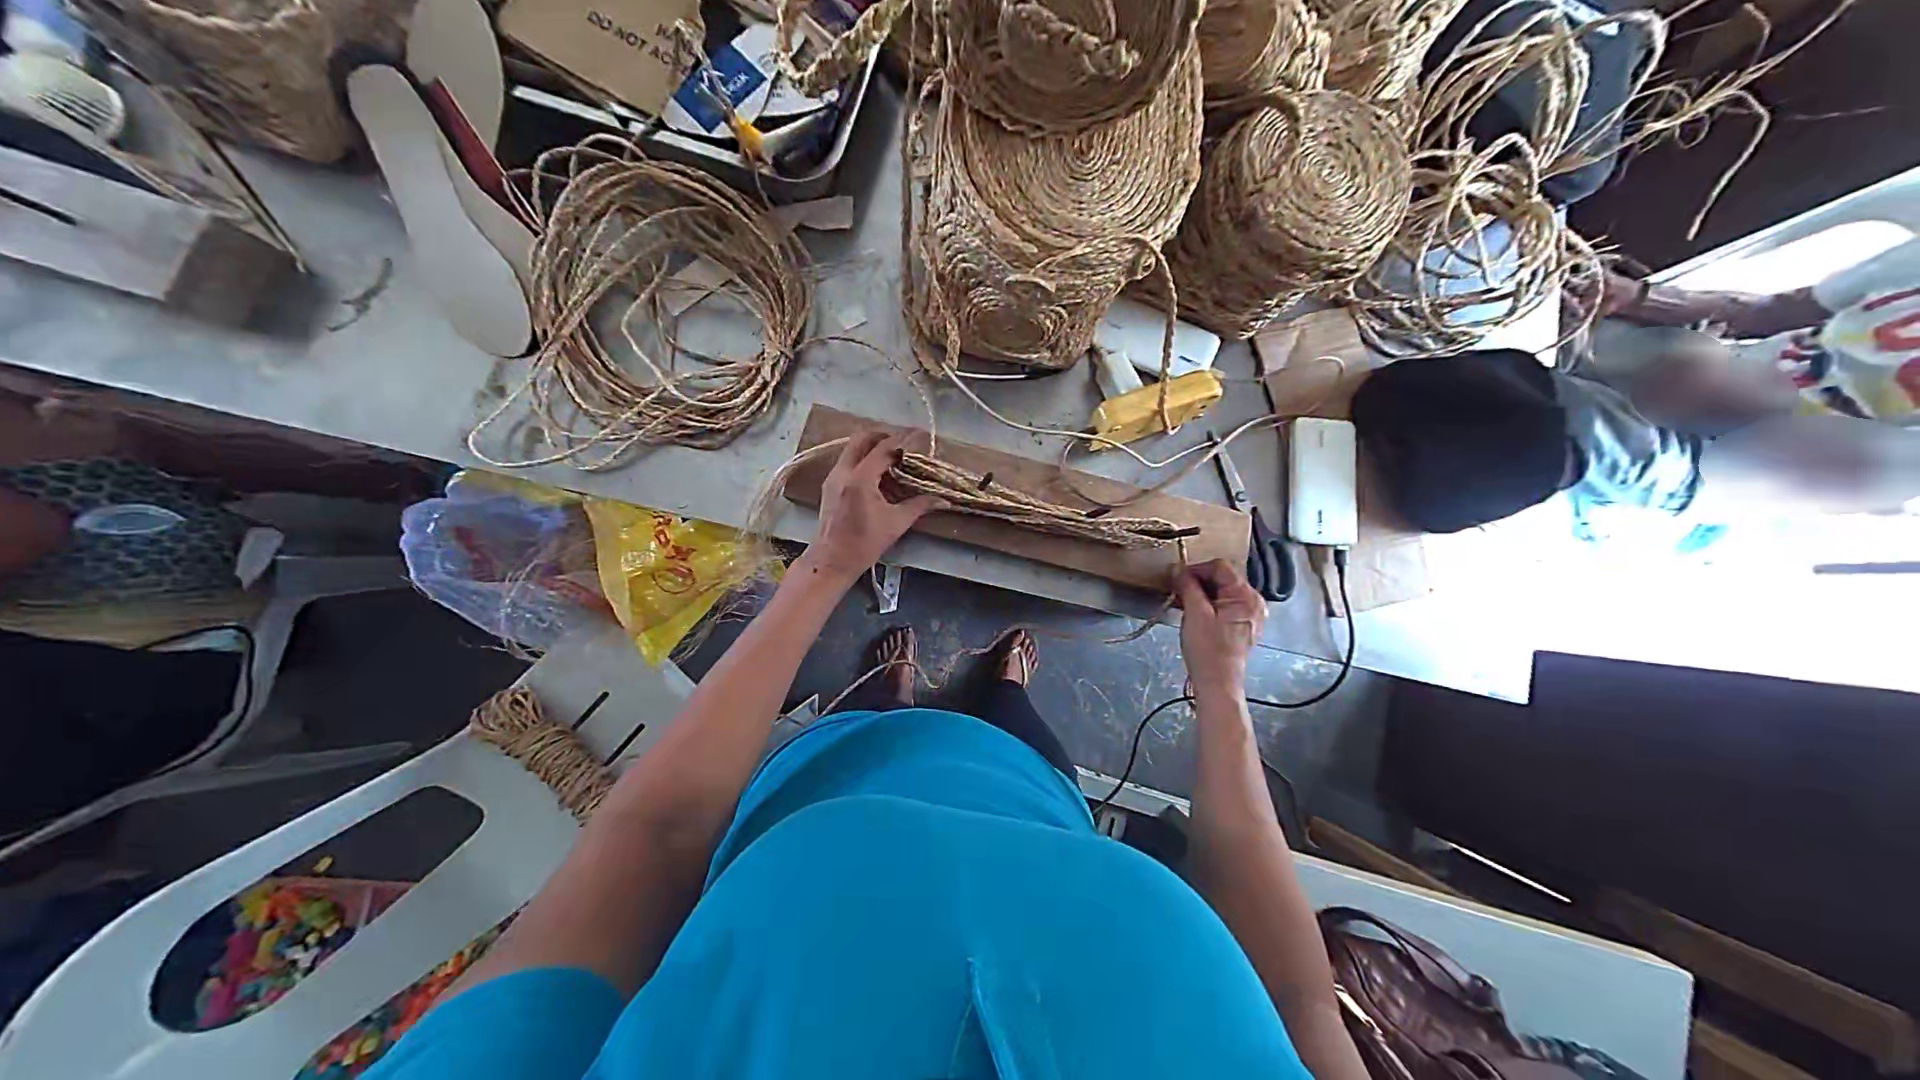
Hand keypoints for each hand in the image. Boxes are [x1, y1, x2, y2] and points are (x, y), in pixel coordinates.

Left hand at [801, 431, 946, 583]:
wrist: (832, 561)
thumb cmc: (864, 545)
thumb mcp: (896, 524)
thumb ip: (919, 505)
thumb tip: (943, 499)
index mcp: (860, 479)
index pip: (884, 448)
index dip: (904, 439)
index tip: (920, 435)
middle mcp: (843, 472)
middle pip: (863, 438)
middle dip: (885, 435)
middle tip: (905, 443)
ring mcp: (833, 477)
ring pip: (853, 448)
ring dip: (874, 447)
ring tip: (895, 458)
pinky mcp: (830, 485)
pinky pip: (848, 461)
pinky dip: (864, 460)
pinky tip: (880, 475)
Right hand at [1174, 559, 1266, 699]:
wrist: (1217, 683)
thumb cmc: (1207, 648)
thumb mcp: (1195, 613)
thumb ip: (1188, 586)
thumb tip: (1177, 567)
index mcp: (1246, 596)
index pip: (1220, 567)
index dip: (1195, 568)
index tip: (1176, 578)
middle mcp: (1254, 601)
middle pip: (1223, 578)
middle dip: (1198, 581)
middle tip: (1177, 590)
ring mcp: (1251, 614)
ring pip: (1223, 591)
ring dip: (1201, 592)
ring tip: (1182, 601)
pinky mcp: (1243, 624)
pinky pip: (1225, 604)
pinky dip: (1209, 603)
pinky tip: (1194, 611)